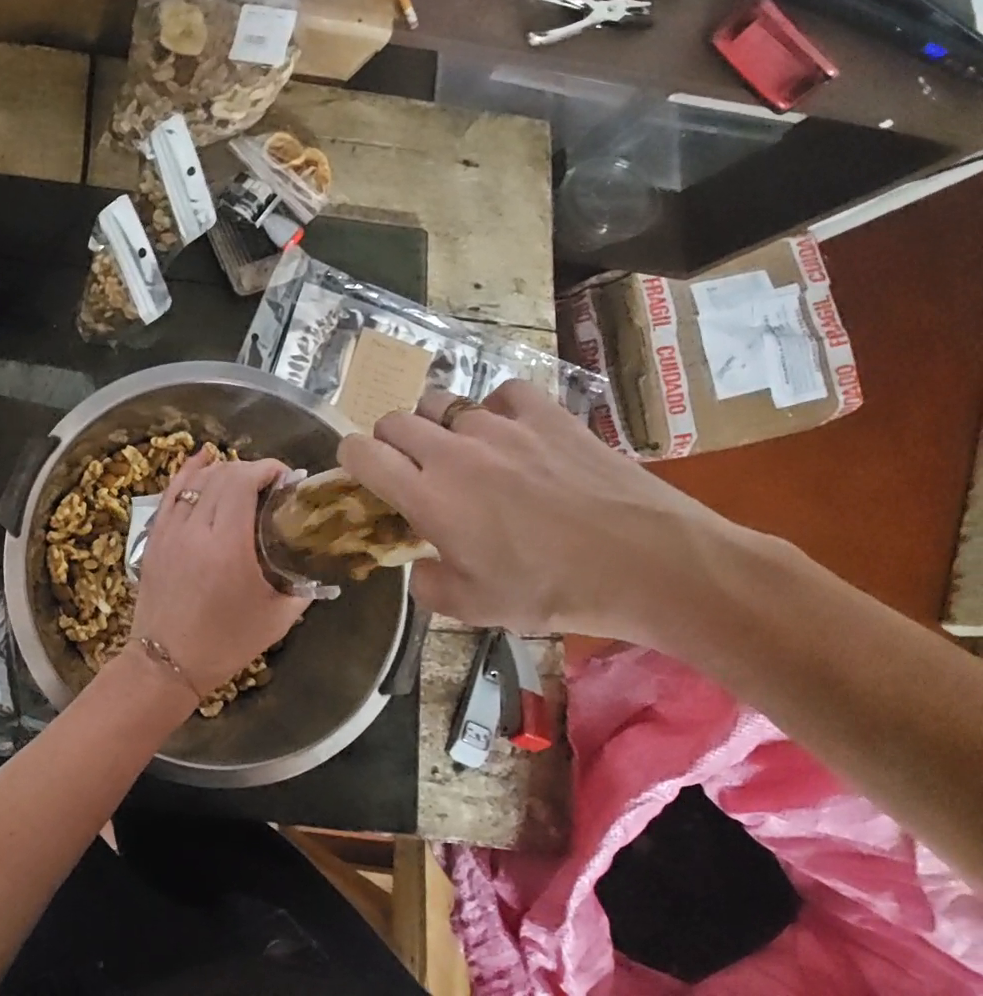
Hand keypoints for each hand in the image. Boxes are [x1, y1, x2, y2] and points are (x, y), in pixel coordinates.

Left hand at [131, 449, 311, 695]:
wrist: (166, 662)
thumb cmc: (226, 643)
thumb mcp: (278, 616)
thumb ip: (302, 584)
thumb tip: (317, 560)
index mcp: (227, 545)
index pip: (242, 482)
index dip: (266, 469)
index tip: (287, 479)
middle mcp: (194, 530)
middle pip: (221, 476)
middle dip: (250, 470)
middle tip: (271, 485)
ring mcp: (169, 531)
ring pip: (194, 480)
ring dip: (222, 471)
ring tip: (243, 478)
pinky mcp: (154, 538)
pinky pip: (169, 494)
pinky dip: (186, 473)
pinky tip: (201, 460)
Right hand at [337, 381, 750, 643]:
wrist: (650, 564)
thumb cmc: (554, 590)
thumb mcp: (475, 608)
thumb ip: (427, 584)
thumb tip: (420, 564)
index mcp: (427, 495)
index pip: (359, 452)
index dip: (352, 461)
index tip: (366, 478)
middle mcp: (453, 451)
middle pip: (394, 420)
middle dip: (392, 443)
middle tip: (415, 472)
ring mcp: (501, 426)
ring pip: (443, 403)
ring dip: (440, 425)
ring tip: (464, 452)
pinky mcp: (547, 414)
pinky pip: (502, 394)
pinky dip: (497, 410)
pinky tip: (513, 434)